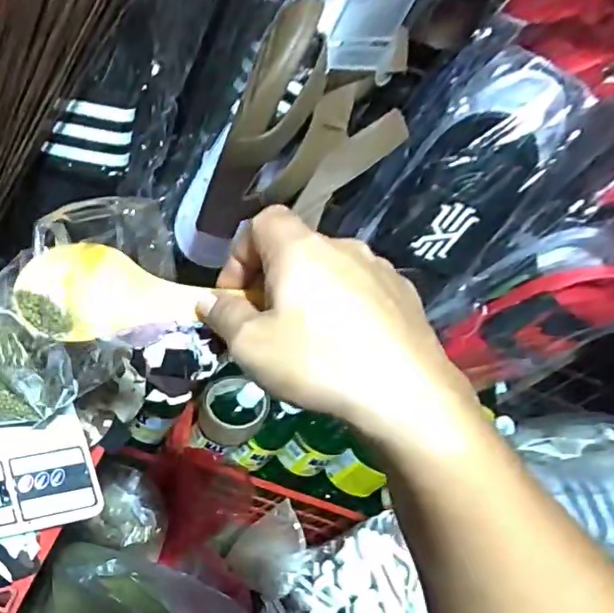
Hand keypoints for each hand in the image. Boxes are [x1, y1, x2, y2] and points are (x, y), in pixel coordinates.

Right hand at [198, 206, 471, 444]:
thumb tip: (210, 301)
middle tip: (264, 327)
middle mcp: (342, 246)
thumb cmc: (316, 362)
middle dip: (271, 282)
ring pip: (329, 272)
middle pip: (295, 250)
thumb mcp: (251, 346)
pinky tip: (344, 348)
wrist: (402, 391)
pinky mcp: (403, 294)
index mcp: (300, 249)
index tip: (235, 298)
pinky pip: (359, 291)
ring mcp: (379, 268)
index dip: (239, 255)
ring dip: (307, 297)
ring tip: (305, 342)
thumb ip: (224, 317)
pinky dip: (341, 310)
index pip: (262, 222)